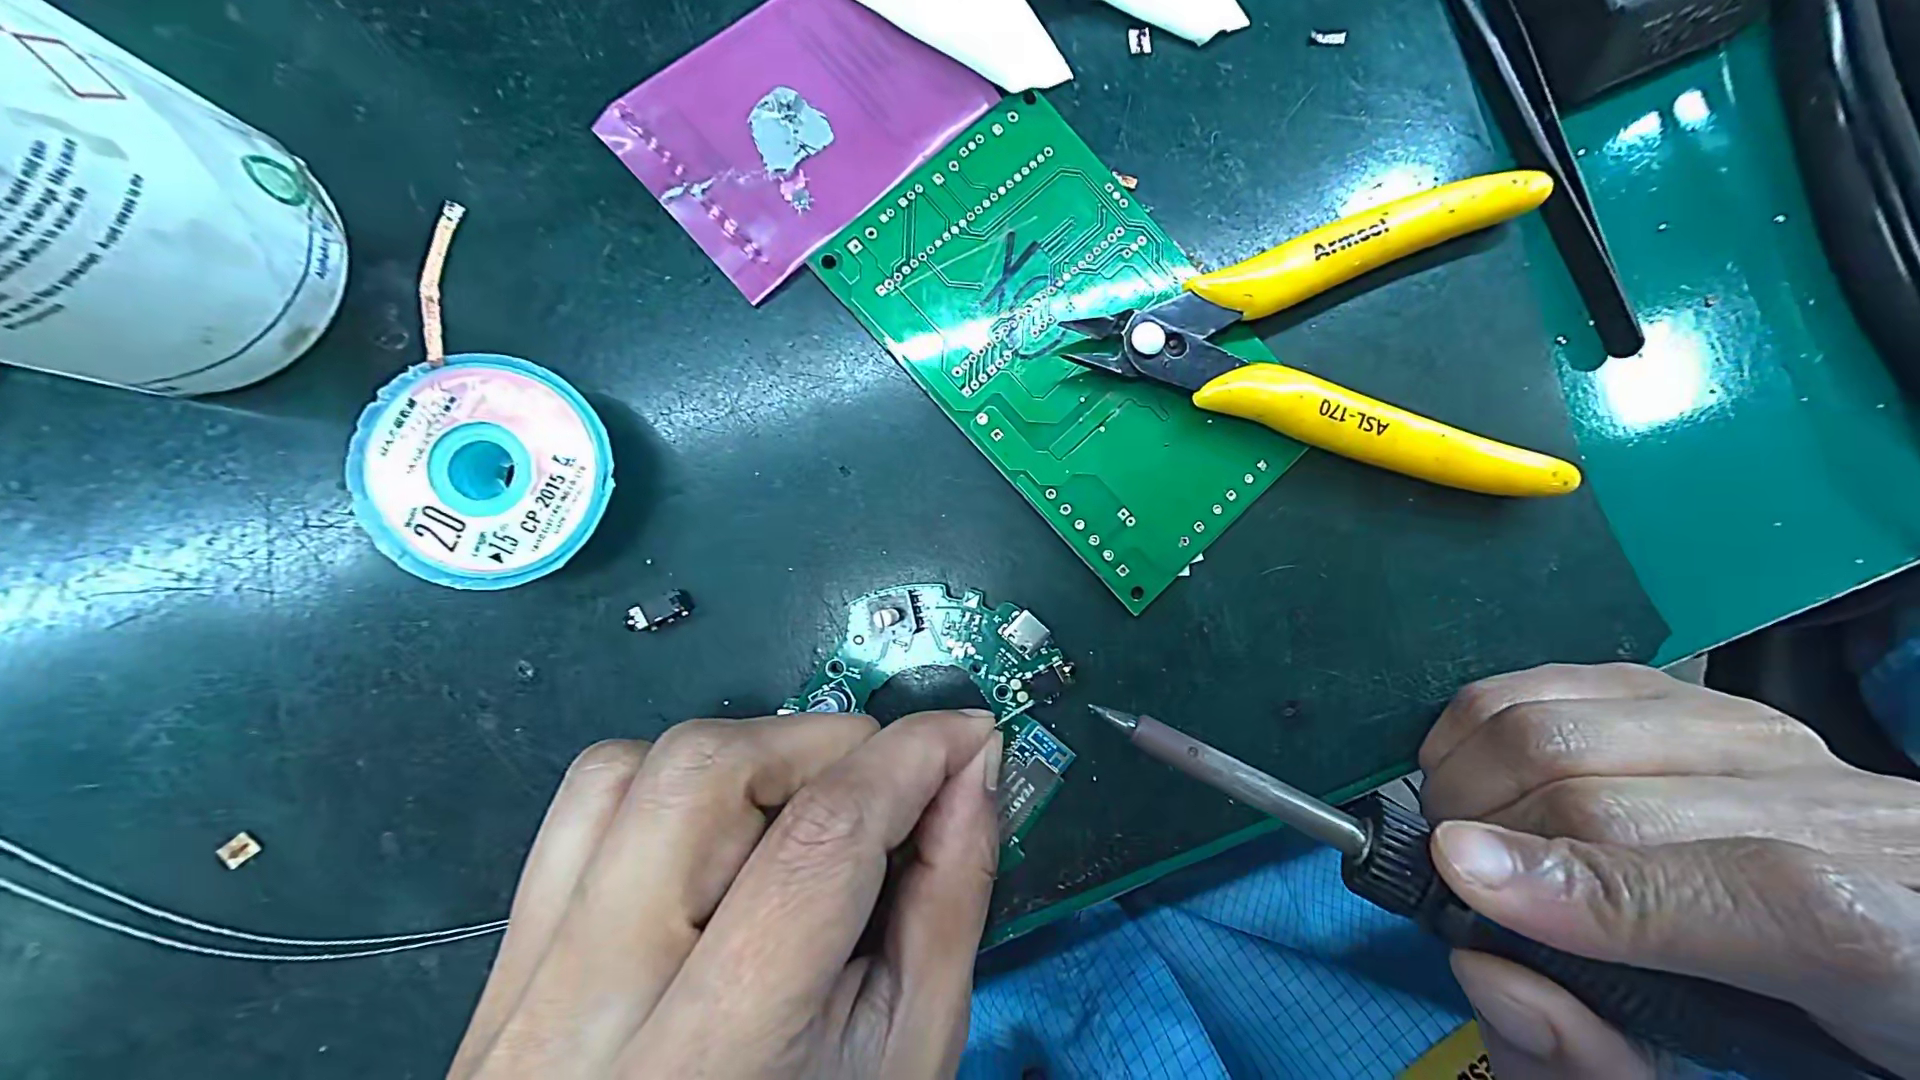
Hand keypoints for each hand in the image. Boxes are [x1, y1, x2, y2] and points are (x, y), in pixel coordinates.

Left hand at [447, 709, 1001, 1079]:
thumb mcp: (911, 1050)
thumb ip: (950, 896)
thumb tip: (969, 767)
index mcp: (716, 1055)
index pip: (820, 838)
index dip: (911, 756)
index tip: (969, 730)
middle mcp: (593, 1001)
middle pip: (707, 773)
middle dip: (825, 744)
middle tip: (884, 782)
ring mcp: (533, 971)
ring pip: (634, 765)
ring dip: (750, 751)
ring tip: (807, 802)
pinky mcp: (517, 947)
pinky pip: (587, 802)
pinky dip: (675, 774)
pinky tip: (725, 822)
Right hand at [1418, 663, 1919, 1078]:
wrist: (1820, 916)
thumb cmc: (1766, 1021)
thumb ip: (1605, 1064)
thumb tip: (1488, 970)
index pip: (1785, 909)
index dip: (1611, 894)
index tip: (1462, 877)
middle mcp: (1867, 823)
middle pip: (1612, 806)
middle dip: (1483, 839)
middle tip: (1451, 882)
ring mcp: (1763, 736)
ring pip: (1549, 731)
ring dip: (1461, 784)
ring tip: (1464, 834)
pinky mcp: (1674, 690)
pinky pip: (1526, 687)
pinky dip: (1464, 733)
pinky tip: (1477, 780)